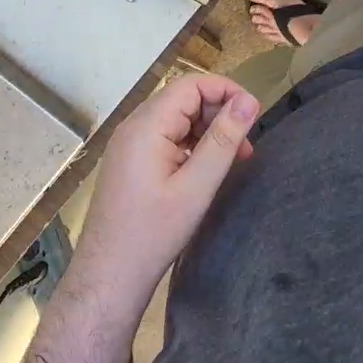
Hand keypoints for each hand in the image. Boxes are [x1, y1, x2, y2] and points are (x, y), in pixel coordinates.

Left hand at [72, 74, 260, 297]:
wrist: (108, 277)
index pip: (191, 85)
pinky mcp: (129, 160)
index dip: (226, 91)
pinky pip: (165, 136)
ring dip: (206, 130)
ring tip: (232, 159)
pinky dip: (190, 144)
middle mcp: (133, 125)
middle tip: (246, 146)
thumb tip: (249, 101)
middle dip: (218, 113)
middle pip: (183, 99)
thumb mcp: (196, 187)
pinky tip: (205, 169)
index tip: (254, 115)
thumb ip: (223, 140)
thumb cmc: (153, 233)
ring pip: (176, 118)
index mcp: (146, 125)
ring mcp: (128, 143)